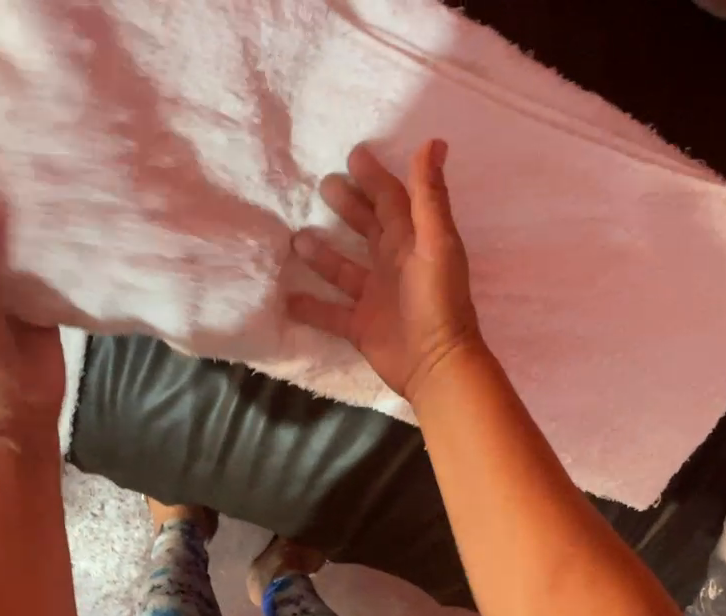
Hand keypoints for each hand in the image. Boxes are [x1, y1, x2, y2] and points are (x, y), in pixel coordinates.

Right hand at [287, 140, 486, 405]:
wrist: (436, 364)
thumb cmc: (439, 301)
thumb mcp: (435, 243)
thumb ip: (429, 196)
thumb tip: (434, 142)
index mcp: (413, 241)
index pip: (392, 201)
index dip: (375, 178)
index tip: (353, 156)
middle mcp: (393, 265)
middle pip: (367, 228)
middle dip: (347, 206)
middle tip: (322, 186)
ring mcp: (375, 297)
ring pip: (343, 268)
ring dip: (322, 254)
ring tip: (295, 237)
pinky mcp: (361, 327)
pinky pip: (330, 313)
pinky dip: (311, 307)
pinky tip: (286, 296)